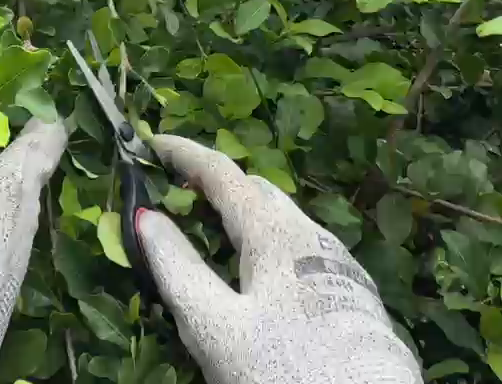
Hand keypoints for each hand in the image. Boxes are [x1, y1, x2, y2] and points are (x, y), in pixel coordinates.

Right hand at [135, 134, 421, 383]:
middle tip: (176, 194)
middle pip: (254, 190)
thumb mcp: (215, 326)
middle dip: (214, 182)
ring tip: (211, 234)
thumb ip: (176, 267)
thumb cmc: (285, 372)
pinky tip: (257, 278)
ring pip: (281, 221)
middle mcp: (310, 235)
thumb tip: (146, 216)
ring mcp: (338, 267)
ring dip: (242, 214)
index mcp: (274, 231)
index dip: (181, 152)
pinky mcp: (355, 300)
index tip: (149, 141)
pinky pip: (299, 250)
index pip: (220, 171)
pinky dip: (264, 242)